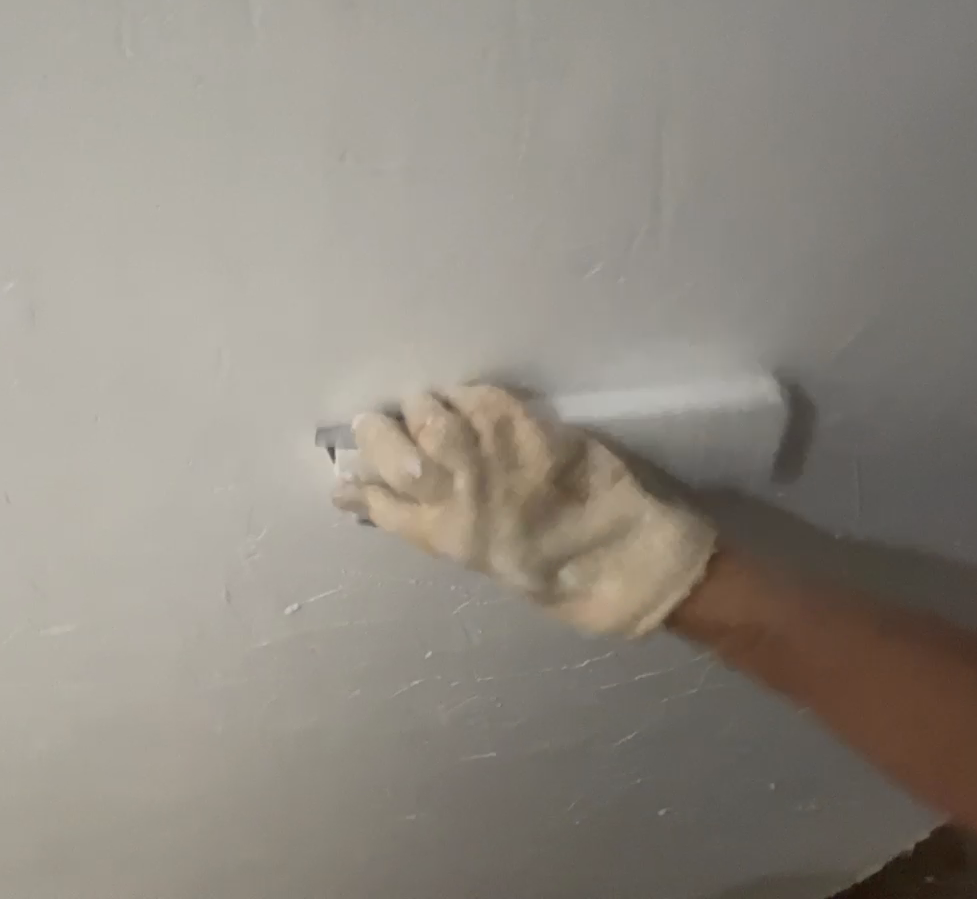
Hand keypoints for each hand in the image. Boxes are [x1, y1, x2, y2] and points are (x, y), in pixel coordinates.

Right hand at [331, 385, 715, 636]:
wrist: (633, 564)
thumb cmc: (563, 581)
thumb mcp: (490, 565)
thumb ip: (448, 531)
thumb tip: (416, 506)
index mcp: (445, 536)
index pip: (378, 503)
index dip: (356, 485)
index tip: (342, 478)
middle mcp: (457, 496)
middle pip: (391, 450)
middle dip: (376, 432)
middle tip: (378, 423)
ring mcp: (490, 459)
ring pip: (429, 416)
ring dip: (424, 408)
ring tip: (431, 408)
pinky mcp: (526, 430)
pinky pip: (478, 398)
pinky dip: (468, 396)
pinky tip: (470, 402)